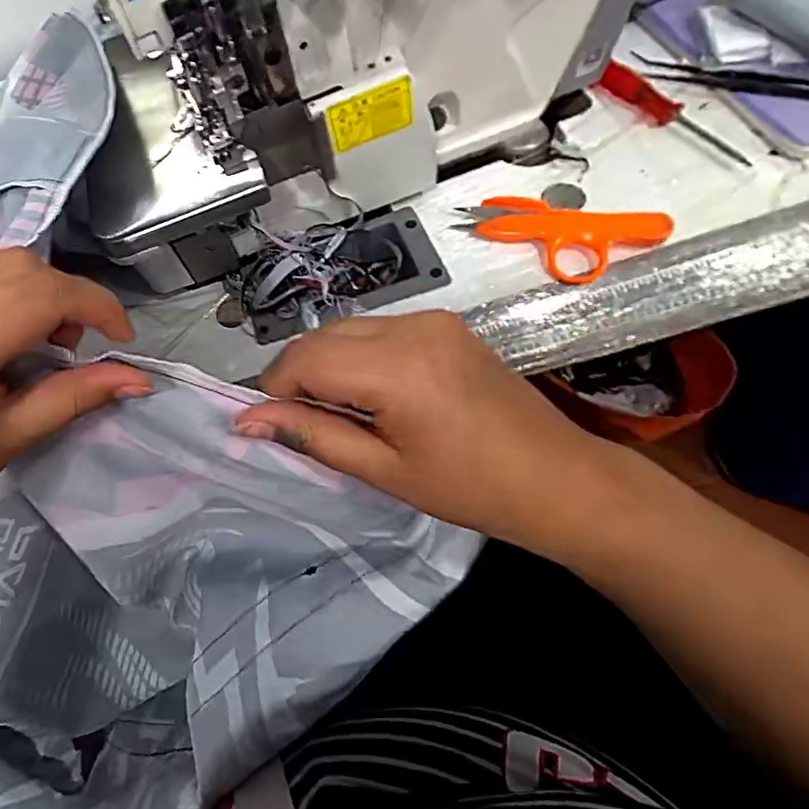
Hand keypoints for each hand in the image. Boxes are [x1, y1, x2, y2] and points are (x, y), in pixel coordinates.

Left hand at [0, 237, 151, 585]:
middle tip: (65, 347)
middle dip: (62, 295)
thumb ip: (75, 396)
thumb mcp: (8, 440)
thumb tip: (139, 377)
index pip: (42, 294)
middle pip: (18, 265)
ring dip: (21, 278)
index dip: (96, 305)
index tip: (120, 337)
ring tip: (23, 328)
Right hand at [234, 312, 673, 556]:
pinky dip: (357, 355)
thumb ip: (312, 436)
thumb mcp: (383, 470)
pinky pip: (377, 329)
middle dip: (297, 376)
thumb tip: (248, 422)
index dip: (275, 389)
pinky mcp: (444, 323)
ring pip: (346, 329)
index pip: (304, 358)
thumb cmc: (472, 489)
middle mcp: (412, 327)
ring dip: (326, 364)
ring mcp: (431, 319)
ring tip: (339, 412)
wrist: (559, 478)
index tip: (270, 424)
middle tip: (301, 422)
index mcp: (398, 368)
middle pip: (321, 337)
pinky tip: (372, 393)